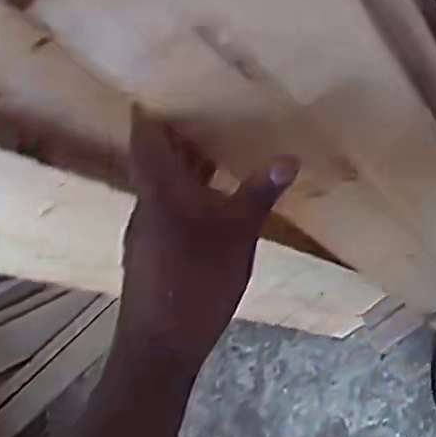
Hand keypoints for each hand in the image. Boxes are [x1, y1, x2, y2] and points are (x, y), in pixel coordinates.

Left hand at [119, 111, 297, 361]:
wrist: (160, 349)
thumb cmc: (196, 280)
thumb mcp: (239, 232)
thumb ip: (260, 191)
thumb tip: (289, 156)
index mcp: (161, 193)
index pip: (146, 142)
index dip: (150, 113)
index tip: (161, 86)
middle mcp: (148, 205)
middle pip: (155, 158)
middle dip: (177, 132)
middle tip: (204, 103)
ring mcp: (149, 229)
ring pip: (163, 182)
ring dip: (185, 160)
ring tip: (216, 137)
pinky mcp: (155, 249)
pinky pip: (169, 202)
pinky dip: (189, 185)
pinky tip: (214, 190)